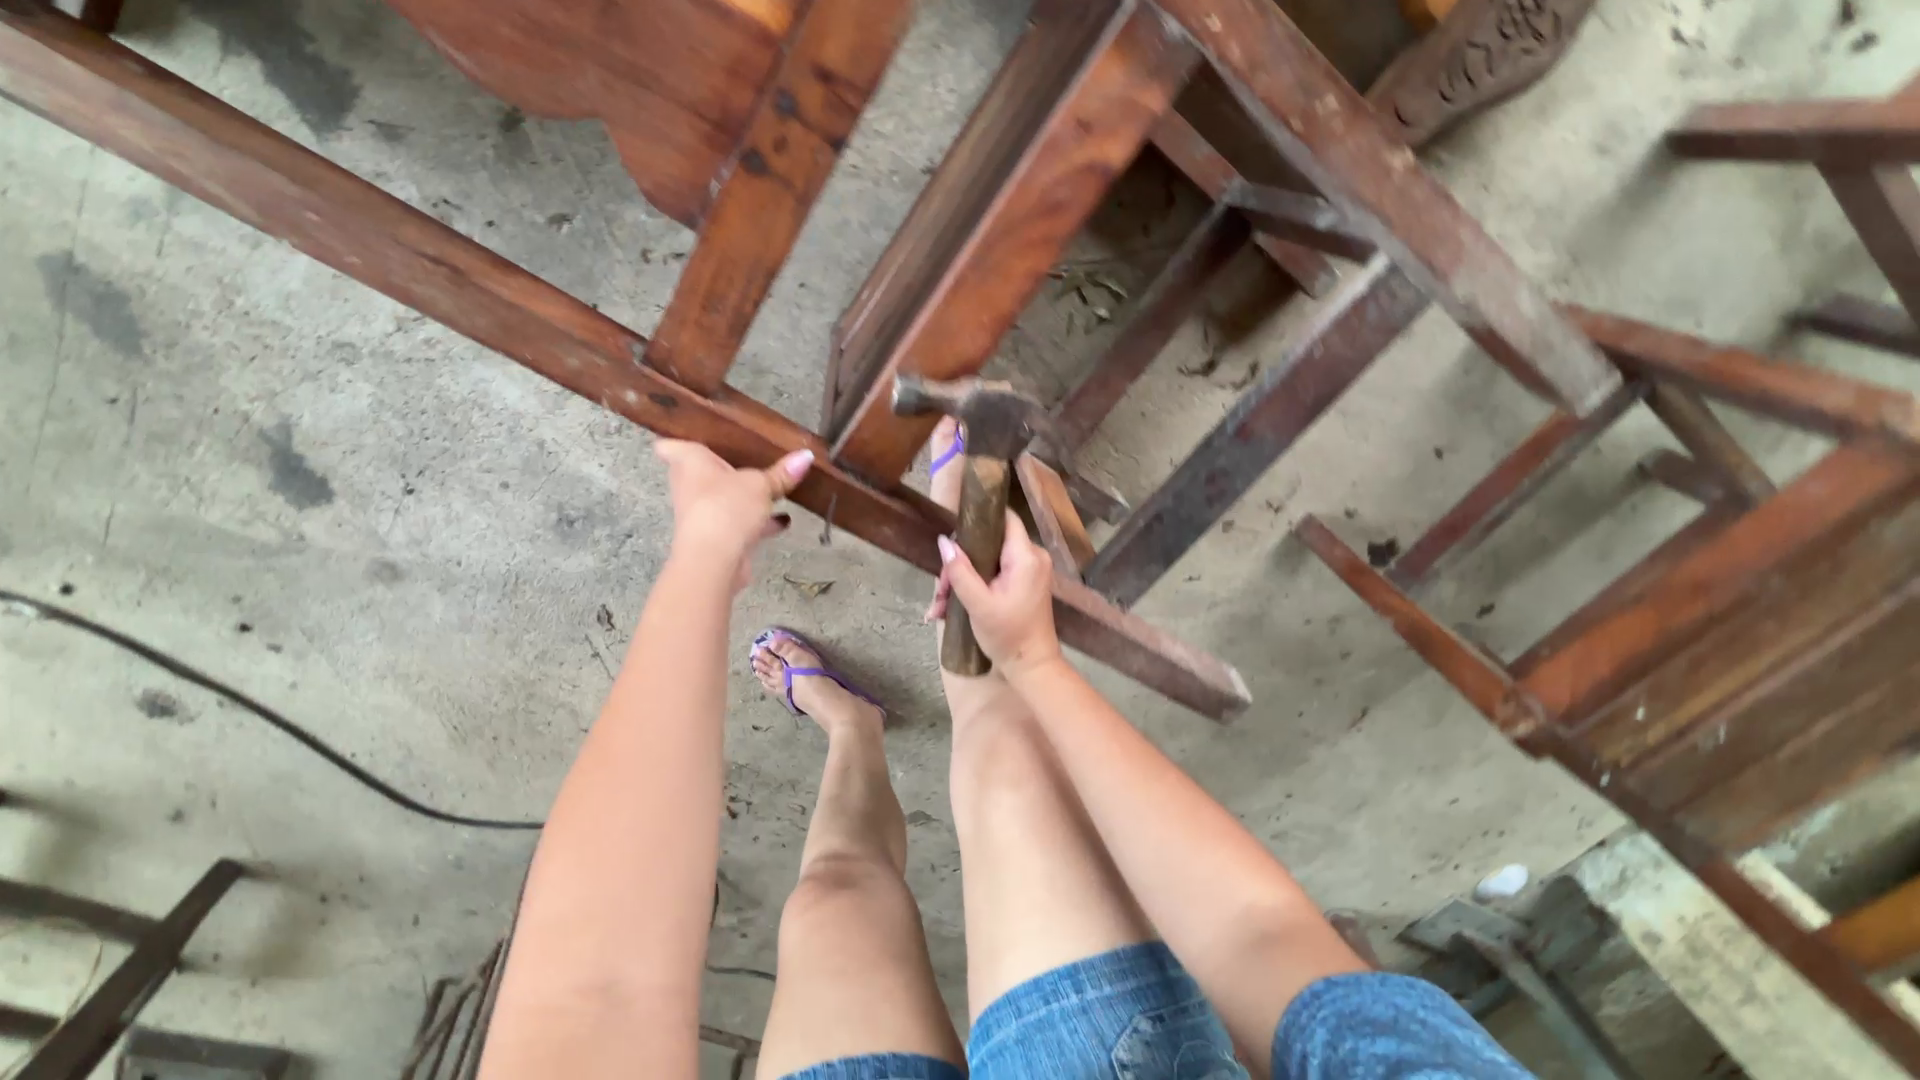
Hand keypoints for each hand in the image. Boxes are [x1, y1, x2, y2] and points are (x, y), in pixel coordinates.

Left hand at [655, 440, 812, 588]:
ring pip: (722, 499)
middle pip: (699, 472)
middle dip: (718, 468)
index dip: (677, 439)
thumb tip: (805, 455)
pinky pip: (740, 523)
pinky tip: (784, 519)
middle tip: (740, 455)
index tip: (692, 434)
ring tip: (769, 486)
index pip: (669, 446)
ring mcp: (703, 514)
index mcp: (690, 463)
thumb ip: (781, 473)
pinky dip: (759, 522)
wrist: (714, 559)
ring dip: (741, 497)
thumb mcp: (760, 484)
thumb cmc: (726, 506)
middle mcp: (690, 487)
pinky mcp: (718, 538)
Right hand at [924, 511, 1061, 676]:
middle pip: (989, 542)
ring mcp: (1030, 570)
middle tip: (941, 589)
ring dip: (963, 579)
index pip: (1004, 518)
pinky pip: (995, 574)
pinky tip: (952, 607)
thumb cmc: (1008, 635)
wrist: (1032, 666)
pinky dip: (975, 586)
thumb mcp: (978, 604)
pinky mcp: (1024, 583)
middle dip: (961, 563)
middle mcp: (1032, 557)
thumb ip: (960, 571)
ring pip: (988, 560)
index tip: (954, 529)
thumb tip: (944, 541)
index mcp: (1026, 556)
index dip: (979, 518)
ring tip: (941, 604)